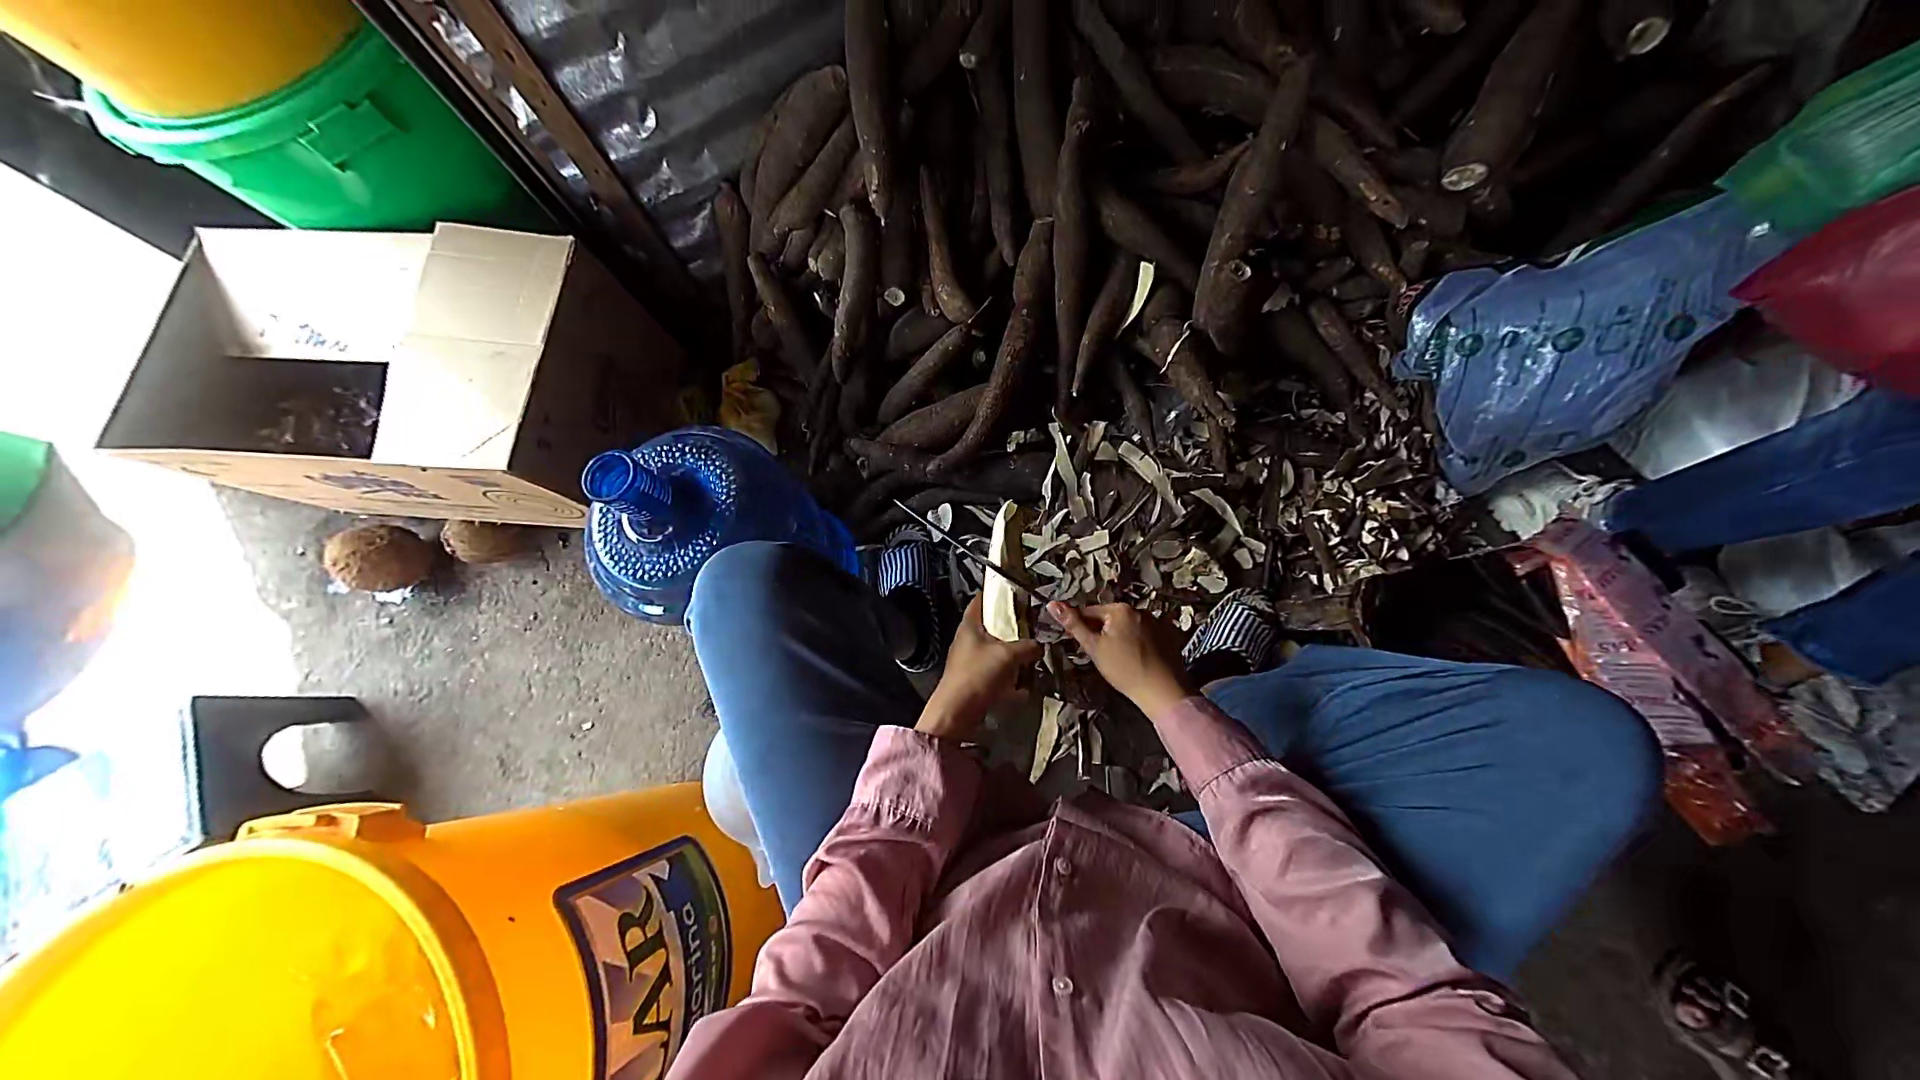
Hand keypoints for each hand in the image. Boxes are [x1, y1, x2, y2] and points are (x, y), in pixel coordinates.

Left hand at [917, 595, 1042, 740]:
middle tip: (1032, 623)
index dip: (998, 592)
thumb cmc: (977, 675)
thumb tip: (1040, 645)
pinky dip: (1008, 668)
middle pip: (991, 623)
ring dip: (1012, 648)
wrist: (956, 712)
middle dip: (1011, 625)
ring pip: (995, 646)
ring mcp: (969, 657)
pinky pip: (994, 666)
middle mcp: (967, 638)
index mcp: (969, 624)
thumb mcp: (1007, 656)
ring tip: (1032, 648)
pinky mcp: (974, 676)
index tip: (1018, 592)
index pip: (982, 599)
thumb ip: (1028, 647)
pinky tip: (1022, 673)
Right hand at [1048, 601, 1192, 719]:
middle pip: (1110, 618)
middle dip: (1102, 633)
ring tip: (1120, 660)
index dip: (1081, 628)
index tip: (1081, 643)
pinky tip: (1137, 660)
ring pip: (1128, 626)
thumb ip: (1073, 624)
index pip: (1089, 612)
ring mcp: (1157, 622)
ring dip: (1120, 637)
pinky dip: (1138, 643)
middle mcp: (1140, 610)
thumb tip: (1052, 604)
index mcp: (1120, 609)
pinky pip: (1145, 634)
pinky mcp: (1169, 635)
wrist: (1162, 692)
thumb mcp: (1094, 648)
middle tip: (1101, 655)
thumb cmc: (1124, 670)